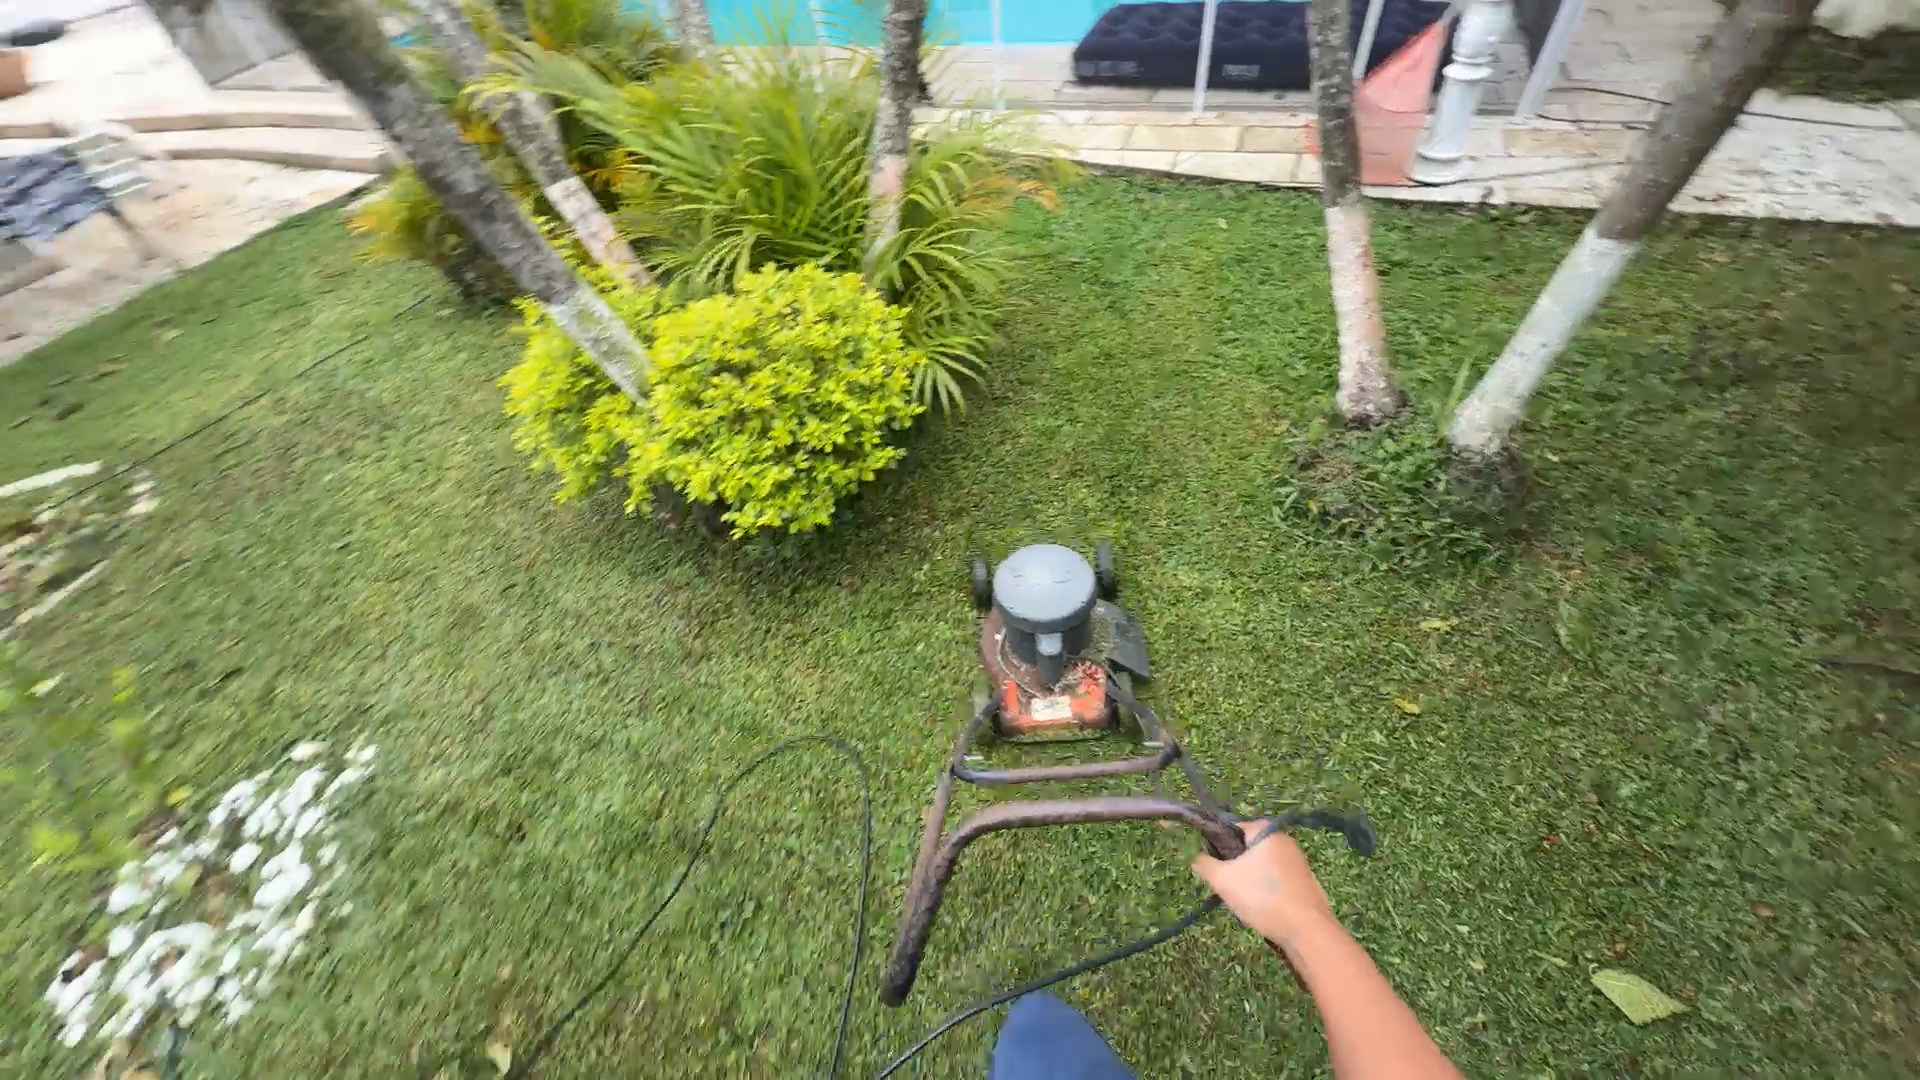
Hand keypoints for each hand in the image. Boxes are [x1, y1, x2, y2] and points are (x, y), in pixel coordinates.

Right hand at [1191, 821, 1337, 949]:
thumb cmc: (1263, 897)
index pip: (1234, 829)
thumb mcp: (1222, 880)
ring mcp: (1299, 865)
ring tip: (1246, 902)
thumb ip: (1203, 864)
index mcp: (1267, 833)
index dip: (1219, 846)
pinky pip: (1277, 883)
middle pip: (1248, 850)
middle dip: (1235, 867)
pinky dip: (1267, 894)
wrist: (1308, 933)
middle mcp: (1286, 842)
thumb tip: (1195, 858)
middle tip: (1228, 886)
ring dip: (1250, 882)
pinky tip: (1264, 911)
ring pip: (1262, 868)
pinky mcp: (1306, 886)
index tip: (1215, 866)